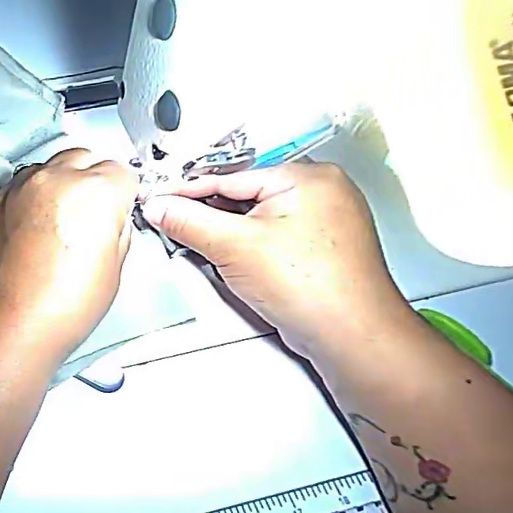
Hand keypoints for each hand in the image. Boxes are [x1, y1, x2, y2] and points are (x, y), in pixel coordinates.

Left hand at [0, 148, 136, 367]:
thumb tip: (112, 222)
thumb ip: (118, 232)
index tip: (119, 208)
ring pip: (46, 168)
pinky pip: (15, 189)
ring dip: (56, 185)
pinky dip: (25, 202)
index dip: (123, 193)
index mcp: (96, 191)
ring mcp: (18, 188)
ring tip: (56, 224)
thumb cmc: (61, 308)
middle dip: (91, 179)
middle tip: (90, 213)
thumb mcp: (114, 271)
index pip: (121, 171)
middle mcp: (55, 179)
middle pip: (83, 158)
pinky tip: (28, 234)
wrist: (9, 326)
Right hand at [139, 162, 414, 361]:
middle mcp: (323, 193)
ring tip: (215, 253)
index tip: (165, 201)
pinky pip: (274, 240)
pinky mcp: (320, 251)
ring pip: (260, 220)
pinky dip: (251, 250)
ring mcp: (325, 223)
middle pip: (246, 196)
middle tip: (181, 226)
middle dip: (212, 215)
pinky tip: (241, 267)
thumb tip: (163, 208)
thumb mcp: (234, 247)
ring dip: (231, 236)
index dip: (191, 191)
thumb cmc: (315, 288)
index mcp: (308, 177)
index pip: (232, 177)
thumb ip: (190, 222)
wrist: (350, 335)